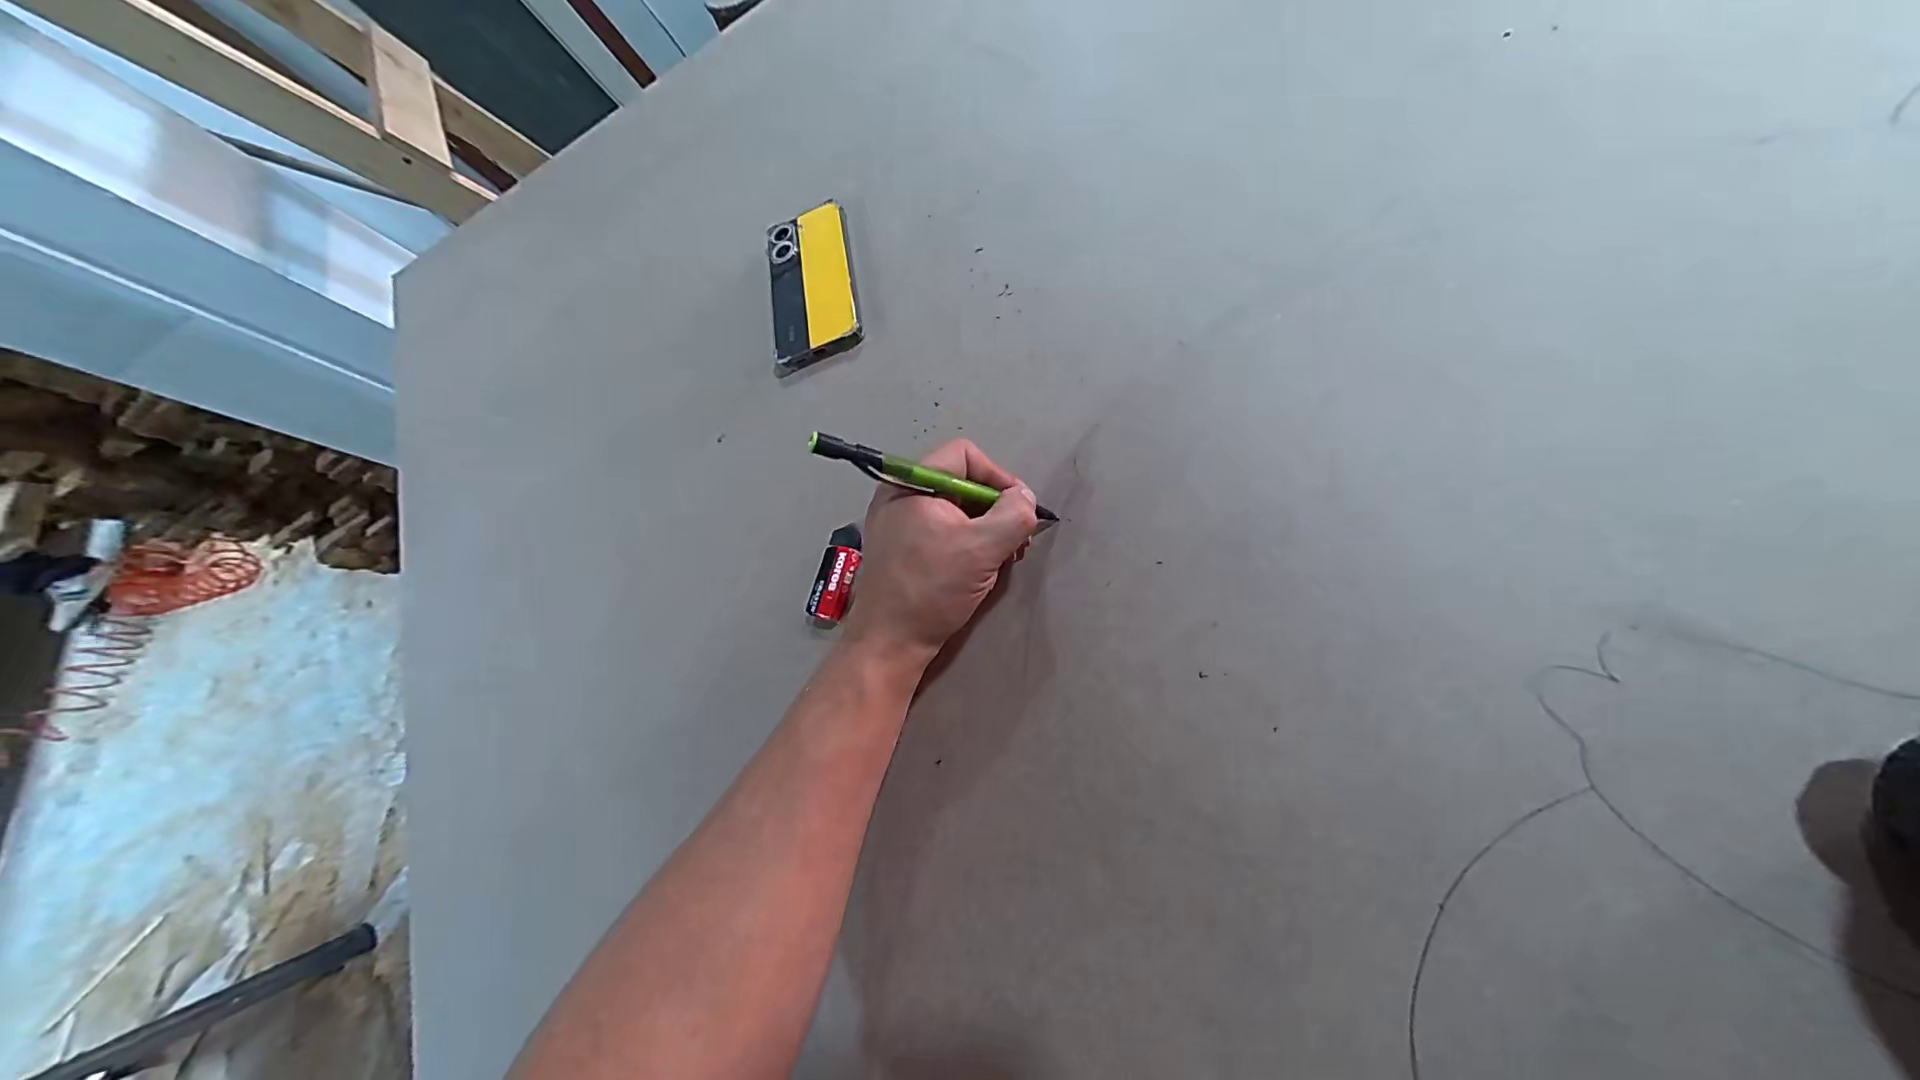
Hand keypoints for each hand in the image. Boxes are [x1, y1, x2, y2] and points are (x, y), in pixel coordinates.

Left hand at [841, 439, 1039, 665]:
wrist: (890, 643)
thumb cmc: (930, 590)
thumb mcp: (982, 549)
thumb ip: (1013, 515)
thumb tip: (1026, 498)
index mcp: (909, 484)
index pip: (965, 455)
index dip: (998, 478)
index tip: (1018, 510)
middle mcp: (901, 496)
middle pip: (963, 483)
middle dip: (996, 509)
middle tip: (1014, 541)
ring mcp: (901, 524)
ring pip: (958, 510)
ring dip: (987, 530)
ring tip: (1000, 559)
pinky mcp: (905, 549)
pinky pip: (946, 531)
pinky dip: (969, 544)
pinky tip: (981, 570)